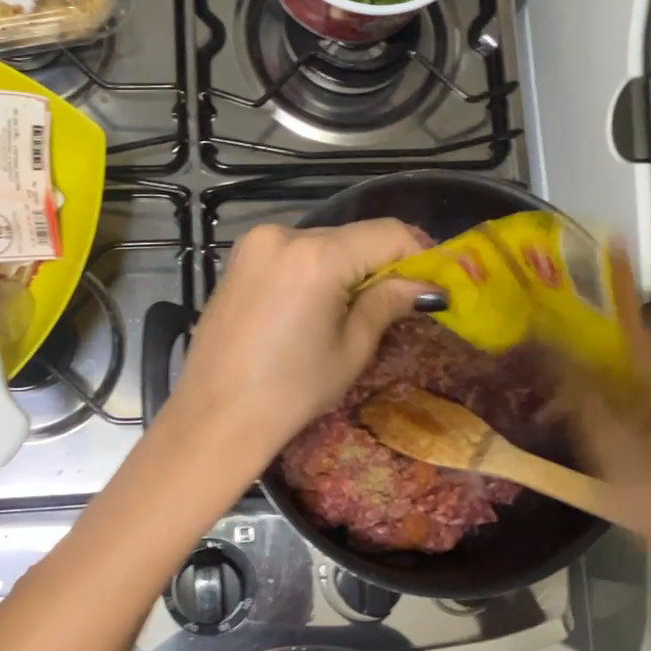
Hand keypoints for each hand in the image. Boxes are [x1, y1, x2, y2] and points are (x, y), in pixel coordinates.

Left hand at [165, 220, 432, 454]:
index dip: (420, 254)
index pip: (388, 234)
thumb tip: (426, 287)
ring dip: (346, 267)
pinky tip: (316, 308)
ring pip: (321, 243)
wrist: (215, 416)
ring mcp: (254, 246)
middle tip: (401, 302)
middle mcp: (283, 235)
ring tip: (355, 311)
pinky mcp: (237, 262)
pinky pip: (290, 255)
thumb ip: (387, 304)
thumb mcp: (350, 349)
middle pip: (352, 236)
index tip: (435, 283)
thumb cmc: (290, 391)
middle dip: (381, 264)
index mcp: (316, 255)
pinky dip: (313, 272)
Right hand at [561, 330, 650, 580]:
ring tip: (584, 415)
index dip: (578, 353)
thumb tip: (540, 347)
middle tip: (562, 400)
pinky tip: (622, 425)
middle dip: (600, 376)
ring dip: (621, 390)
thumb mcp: (611, 447)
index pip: (626, 340)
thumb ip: (575, 390)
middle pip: (645, 355)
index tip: (543, 367)